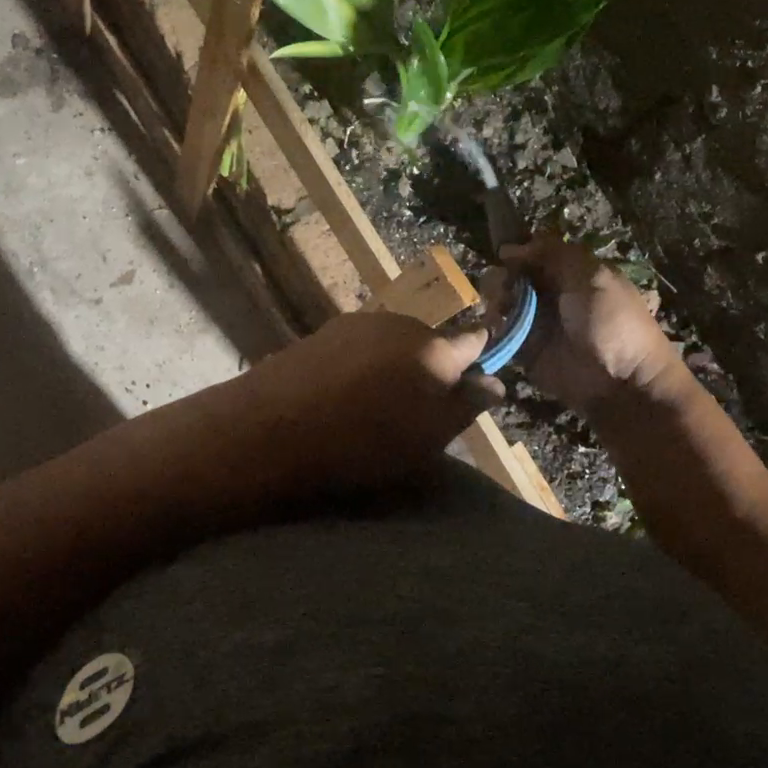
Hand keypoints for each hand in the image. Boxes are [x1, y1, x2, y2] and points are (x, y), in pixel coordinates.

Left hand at [236, 311, 503, 491]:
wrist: (272, 428)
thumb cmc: (362, 444)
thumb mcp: (426, 438)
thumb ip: (464, 406)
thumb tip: (495, 381)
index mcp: (435, 350)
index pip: (472, 341)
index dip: (477, 356)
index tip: (475, 373)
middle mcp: (402, 325)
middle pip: (429, 341)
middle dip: (431, 365)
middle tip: (417, 406)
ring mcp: (358, 323)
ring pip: (391, 342)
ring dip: (392, 364)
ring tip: (376, 404)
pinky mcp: (322, 332)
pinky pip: (357, 347)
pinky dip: (360, 365)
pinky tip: (343, 394)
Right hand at [485, 234, 680, 416]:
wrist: (620, 380)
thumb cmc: (612, 321)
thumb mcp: (591, 275)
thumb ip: (553, 254)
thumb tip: (510, 248)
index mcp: (572, 273)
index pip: (536, 255)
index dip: (519, 253)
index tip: (504, 256)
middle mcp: (552, 295)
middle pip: (514, 277)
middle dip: (503, 278)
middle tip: (503, 288)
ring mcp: (536, 323)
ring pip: (503, 303)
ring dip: (496, 301)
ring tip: (498, 309)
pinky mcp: (524, 350)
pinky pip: (500, 333)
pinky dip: (492, 327)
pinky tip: (493, 325)